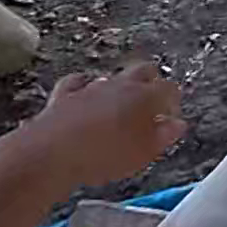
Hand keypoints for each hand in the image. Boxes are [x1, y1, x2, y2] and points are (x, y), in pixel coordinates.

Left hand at [12, 64, 186, 187]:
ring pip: (113, 77)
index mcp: (146, 96)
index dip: (173, 103)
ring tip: (117, 109)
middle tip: (149, 105)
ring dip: (119, 89)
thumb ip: (165, 137)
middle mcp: (122, 84)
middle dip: (151, 82)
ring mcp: (92, 87)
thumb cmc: (104, 156)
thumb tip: (178, 125)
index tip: (170, 119)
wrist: (48, 156)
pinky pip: (77, 83)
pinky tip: (83, 96)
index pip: (170, 89)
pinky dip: (83, 88)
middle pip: (145, 70)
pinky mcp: (64, 96)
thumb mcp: (144, 154)